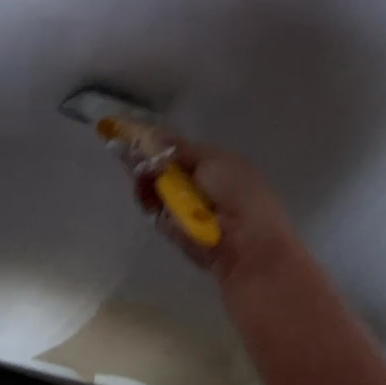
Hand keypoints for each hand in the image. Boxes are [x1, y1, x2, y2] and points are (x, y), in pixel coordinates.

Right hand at [140, 139, 300, 283]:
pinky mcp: (178, 233)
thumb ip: (179, 149)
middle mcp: (203, 187)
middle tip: (135, 162)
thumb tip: (154, 135)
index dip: (158, 146)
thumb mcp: (212, 160)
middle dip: (148, 164)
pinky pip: (157, 213)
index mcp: (217, 166)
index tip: (136, 141)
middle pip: (164, 170)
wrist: (250, 250)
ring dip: (147, 184)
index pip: (179, 152)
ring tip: (143, 182)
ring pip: (157, 190)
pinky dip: (150, 205)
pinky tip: (148, 200)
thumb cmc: (240, 196)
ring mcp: (189, 210)